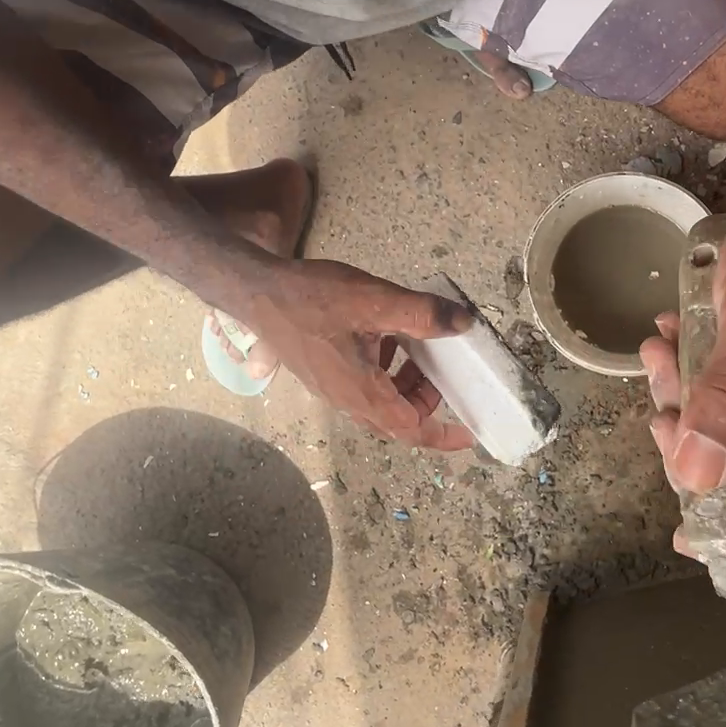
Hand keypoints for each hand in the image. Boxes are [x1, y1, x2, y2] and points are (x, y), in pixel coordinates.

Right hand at [241, 258, 476, 449]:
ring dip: (406, 384)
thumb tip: (464, 325)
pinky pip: (364, 382)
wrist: (256, 291)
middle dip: (427, 402)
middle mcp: (346, 399)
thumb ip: (423, 314)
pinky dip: (386, 368)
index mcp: (362, 392)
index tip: (470, 434)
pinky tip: (390, 336)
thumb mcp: (375, 301)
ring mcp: (331, 386)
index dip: (443, 436)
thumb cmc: (314, 298)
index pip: (410, 430)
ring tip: (424, 352)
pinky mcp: (322, 370)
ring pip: (381, 400)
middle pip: (397, 419)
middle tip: (448, 375)